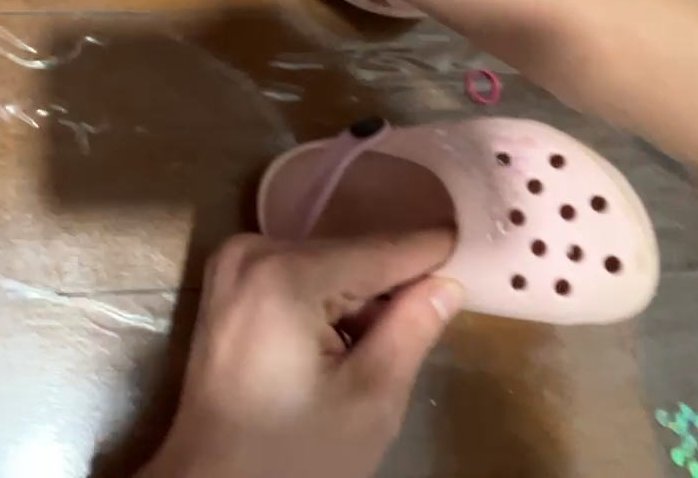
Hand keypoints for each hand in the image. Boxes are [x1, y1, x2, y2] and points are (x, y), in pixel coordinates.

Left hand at [138, 230, 461, 477]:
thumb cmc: (294, 455)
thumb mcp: (369, 401)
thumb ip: (410, 330)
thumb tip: (448, 282)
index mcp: (285, 274)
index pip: (375, 250)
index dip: (428, 250)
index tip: (471, 242)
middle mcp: (252, 250)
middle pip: (345, 253)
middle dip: (392, 280)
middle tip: (442, 300)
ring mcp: (232, 262)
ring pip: (321, 262)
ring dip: (358, 292)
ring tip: (390, 336)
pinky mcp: (226, 281)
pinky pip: (292, 272)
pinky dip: (325, 296)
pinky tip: (345, 336)